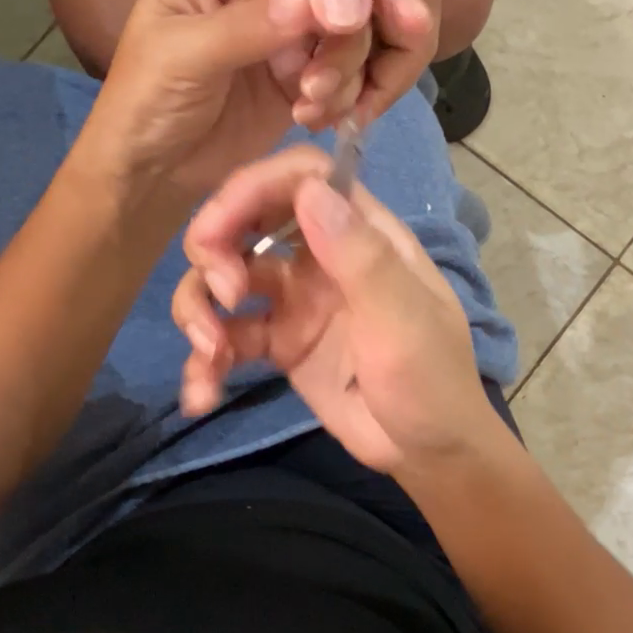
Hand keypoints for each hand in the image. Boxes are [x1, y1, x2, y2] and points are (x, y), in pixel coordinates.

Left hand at [77, 0, 431, 200]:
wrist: (152, 175)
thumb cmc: (145, 102)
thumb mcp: (184, 54)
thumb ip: (249, 23)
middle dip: (368, 7)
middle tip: (411, 26)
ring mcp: (288, 36)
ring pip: (350, 31)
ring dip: (347, 66)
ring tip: (313, 101)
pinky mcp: (303, 79)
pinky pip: (346, 75)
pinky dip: (343, 95)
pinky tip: (310, 117)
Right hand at [171, 146, 509, 471]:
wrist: (426, 452)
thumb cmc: (432, 381)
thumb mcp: (406, 321)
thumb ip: (362, 258)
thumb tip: (311, 190)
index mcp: (363, 236)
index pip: (302, 180)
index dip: (253, 188)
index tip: (218, 227)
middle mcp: (323, 257)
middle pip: (248, 219)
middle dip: (214, 246)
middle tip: (222, 294)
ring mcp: (296, 300)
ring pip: (225, 277)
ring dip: (200, 308)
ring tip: (211, 354)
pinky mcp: (277, 344)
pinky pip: (226, 336)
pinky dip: (205, 362)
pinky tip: (202, 396)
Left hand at [251, 0, 440, 127]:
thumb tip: (347, 23)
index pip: (412, 32)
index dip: (382, 80)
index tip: (340, 113)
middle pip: (390, 39)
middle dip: (356, 81)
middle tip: (309, 111)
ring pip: (363, 28)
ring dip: (337, 66)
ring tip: (298, 99)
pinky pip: (338, 3)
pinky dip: (319, 36)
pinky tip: (290, 53)